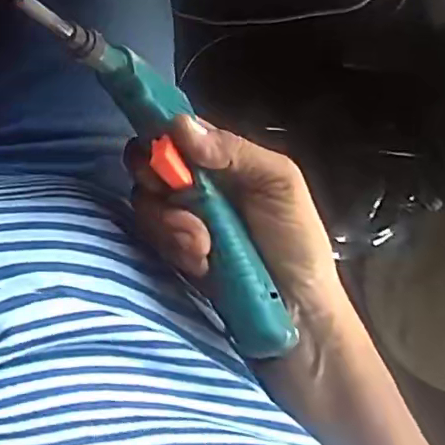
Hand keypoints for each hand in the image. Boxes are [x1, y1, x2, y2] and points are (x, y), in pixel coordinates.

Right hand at [131, 116, 347, 331]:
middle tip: (182, 196)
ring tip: (205, 245)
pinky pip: (151, 238)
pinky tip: (203, 264)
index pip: (174, 129)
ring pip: (145, 200)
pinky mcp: (172, 252)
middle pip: (146, 160)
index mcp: (220, 156)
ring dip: (172, 222)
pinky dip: (175, 249)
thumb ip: (233, 150)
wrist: (300, 319)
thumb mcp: (280, 182)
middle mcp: (193, 180)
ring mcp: (179, 217)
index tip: (165, 152)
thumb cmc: (297, 241)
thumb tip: (179, 125)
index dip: (161, 134)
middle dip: (156, 176)